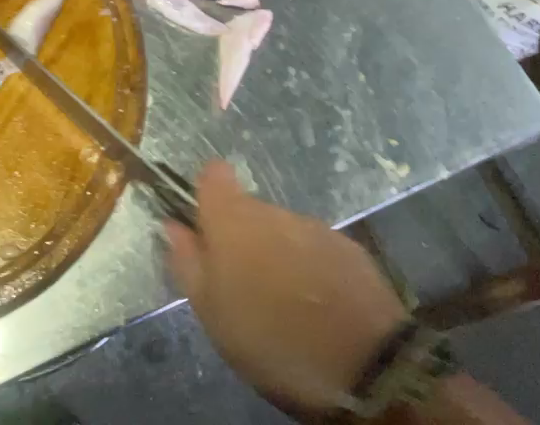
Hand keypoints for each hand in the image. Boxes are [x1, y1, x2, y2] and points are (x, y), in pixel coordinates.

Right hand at [166, 162, 409, 413]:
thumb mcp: (212, 313)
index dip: (206, 194)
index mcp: (233, 220)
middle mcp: (274, 211)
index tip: (204, 228)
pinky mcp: (350, 248)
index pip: (213, 174)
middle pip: (248, 210)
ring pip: (283, 231)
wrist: (365, 364)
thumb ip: (188, 263)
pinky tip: (315, 307)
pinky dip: (309, 268)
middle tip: (242, 287)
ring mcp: (315, 227)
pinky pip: (315, 249)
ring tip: (281, 304)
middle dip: (242, 238)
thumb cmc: (270, 339)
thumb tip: (173, 227)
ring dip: (277, 255)